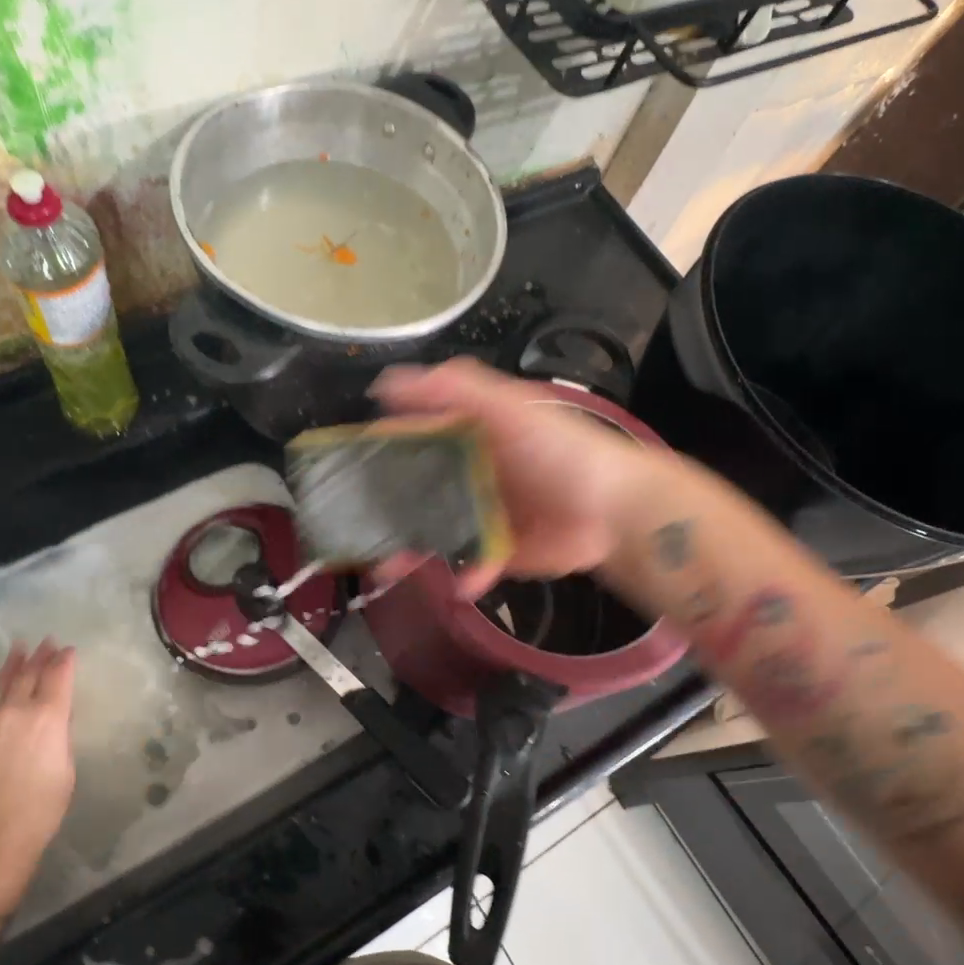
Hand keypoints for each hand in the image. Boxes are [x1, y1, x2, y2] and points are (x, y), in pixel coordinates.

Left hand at [0, 639, 76, 901]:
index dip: (65, 660)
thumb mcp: (66, 769)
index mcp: (48, 717)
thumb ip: (59, 736)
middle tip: (46, 642)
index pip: (58, 677)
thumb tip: (54, 717)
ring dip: (10, 665)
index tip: (68, 650)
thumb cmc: (41, 809)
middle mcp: (15, 710)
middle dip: (39, 656)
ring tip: (17, 648)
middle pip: (29, 674)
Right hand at [370, 357, 653, 596]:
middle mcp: (470, 473)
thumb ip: (454, 390)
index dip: (382, 447)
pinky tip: (463, 581)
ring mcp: (483, 514)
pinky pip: (469, 564)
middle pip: (414, 490)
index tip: (346, 463)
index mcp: (469, 434)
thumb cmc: (559, 450)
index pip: (413, 435)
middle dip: (385, 508)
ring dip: (409, 549)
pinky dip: (464, 575)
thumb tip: (387, 383)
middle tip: (354, 524)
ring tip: (387, 566)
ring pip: (432, 532)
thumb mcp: (508, 409)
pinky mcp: (500, 551)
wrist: (617, 510)